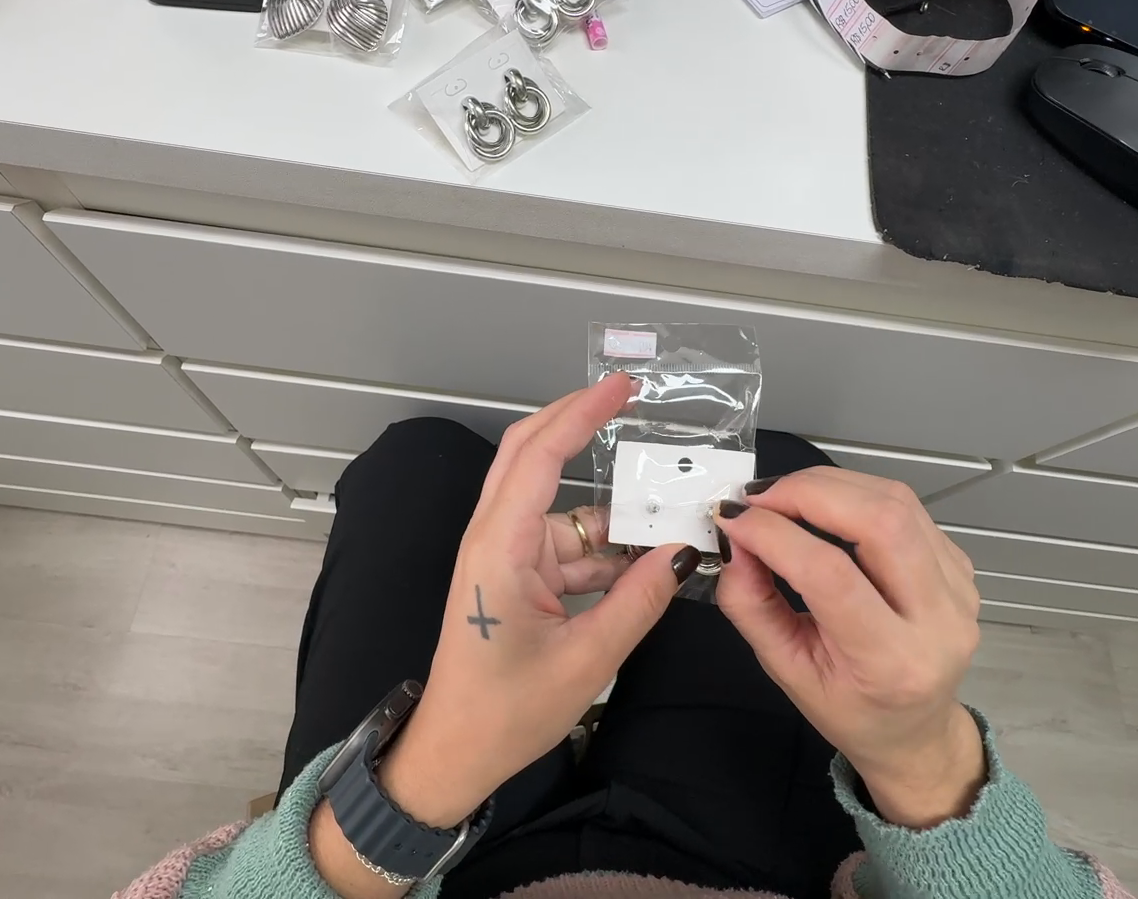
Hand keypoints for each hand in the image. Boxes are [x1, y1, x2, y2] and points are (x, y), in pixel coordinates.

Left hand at [312, 375, 691, 896]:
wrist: (453, 751)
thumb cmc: (507, 711)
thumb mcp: (587, 660)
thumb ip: (639, 600)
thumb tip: (684, 552)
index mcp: (500, 544)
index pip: (539, 455)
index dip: (580, 413)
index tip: (620, 386)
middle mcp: (495, 534)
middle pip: (531, 455)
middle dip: (576, 421)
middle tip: (627, 397)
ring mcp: (502, 552)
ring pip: (555, 504)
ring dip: (604, 505)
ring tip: (660, 503)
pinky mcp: (513, 571)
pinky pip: (561, 541)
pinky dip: (599, 545)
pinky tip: (641, 559)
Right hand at [713, 468, 985, 828]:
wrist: (917, 732)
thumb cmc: (846, 707)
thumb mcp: (783, 669)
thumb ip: (749, 604)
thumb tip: (733, 540)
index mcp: (890, 661)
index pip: (830, 574)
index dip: (773, 534)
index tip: (731, 518)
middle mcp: (938, 620)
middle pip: (879, 521)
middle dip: (806, 492)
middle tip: (758, 497)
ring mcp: (959, 589)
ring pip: (895, 501)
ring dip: (828, 484)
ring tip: (783, 496)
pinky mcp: (961, 565)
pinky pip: (905, 506)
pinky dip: (854, 493)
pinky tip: (823, 508)